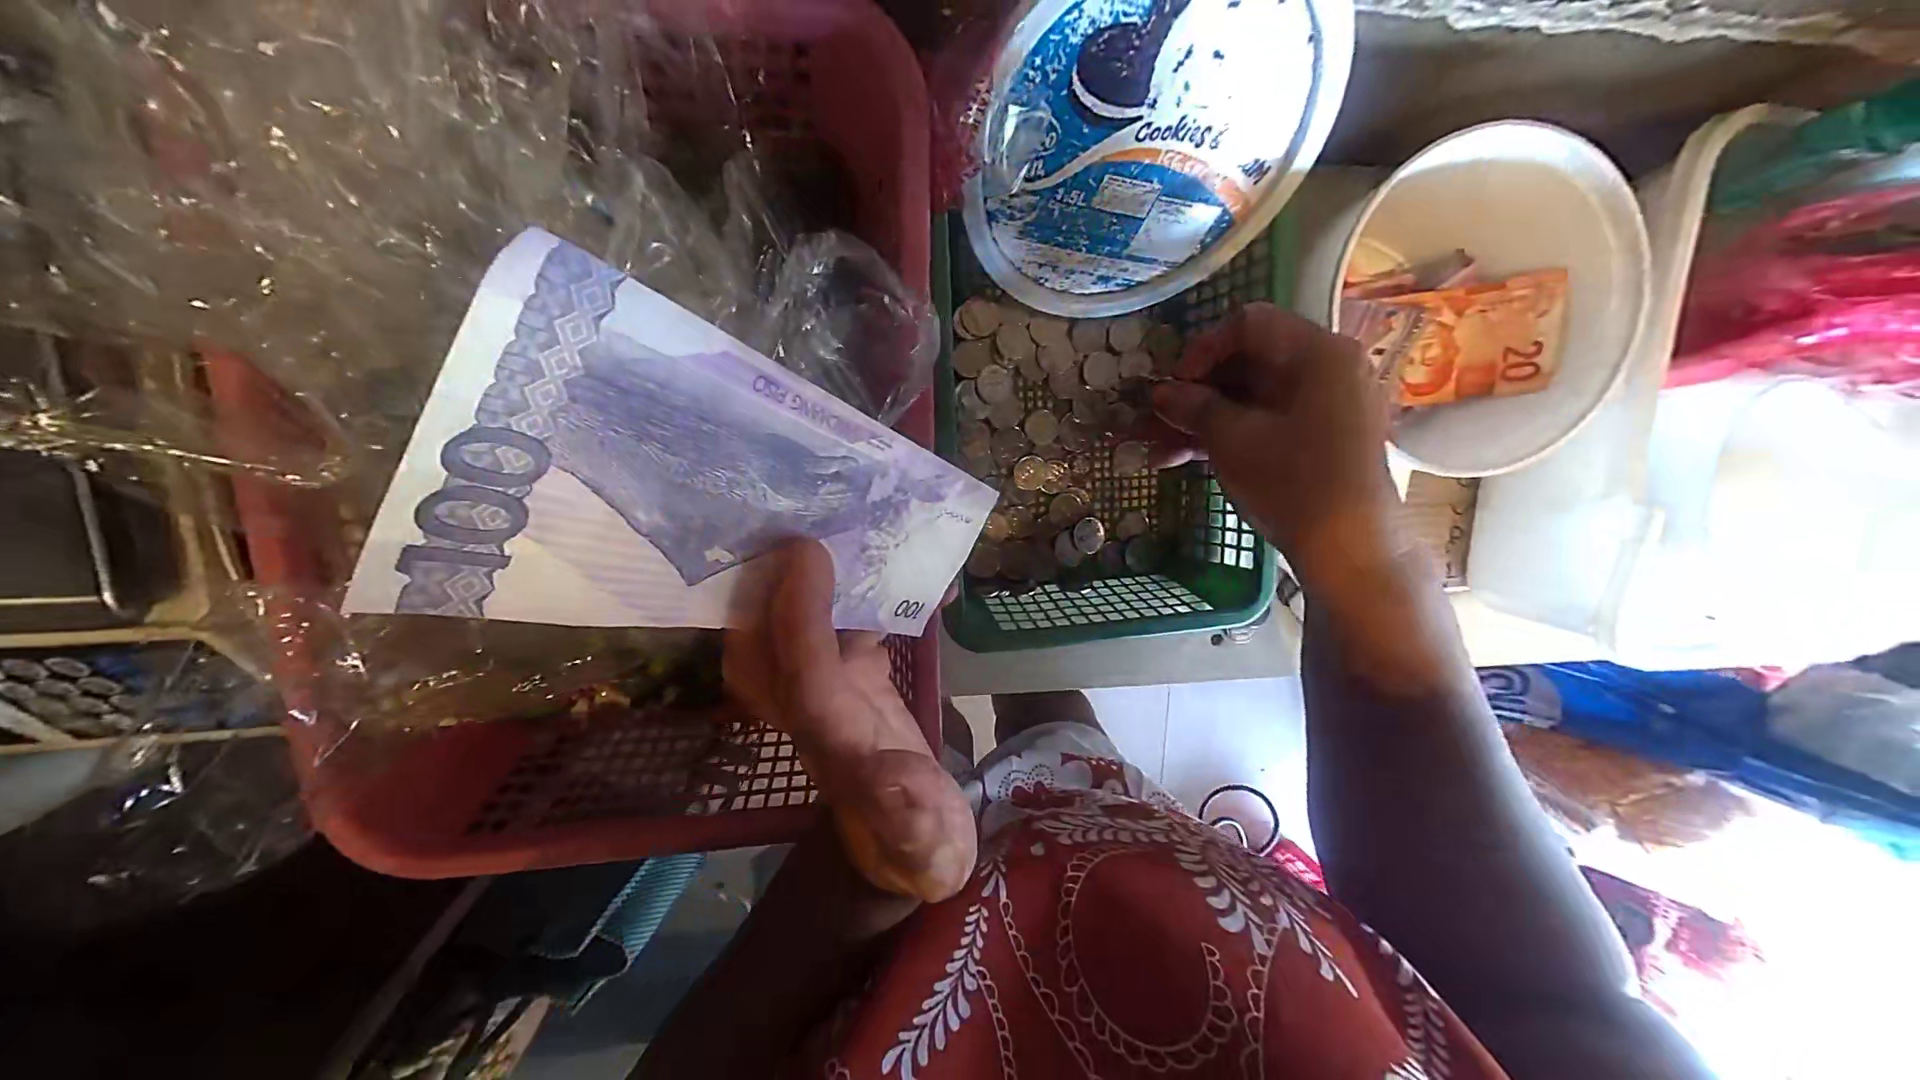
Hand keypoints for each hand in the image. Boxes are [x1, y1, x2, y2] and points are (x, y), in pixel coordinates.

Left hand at [724, 540, 976, 902]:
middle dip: (763, 587)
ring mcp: (830, 695)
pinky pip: (837, 628)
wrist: (914, 851)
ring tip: (825, 523)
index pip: (800, 672)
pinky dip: (848, 593)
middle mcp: (816, 712)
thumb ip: (911, 820)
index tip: (807, 552)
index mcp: (835, 744)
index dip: (798, 613)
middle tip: (788, 519)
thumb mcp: (926, 846)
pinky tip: (879, 561)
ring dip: (796, 582)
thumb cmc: (920, 848)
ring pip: (789, 632)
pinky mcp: (851, 685)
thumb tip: (892, 782)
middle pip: (763, 646)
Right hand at [1150, 303, 1402, 594]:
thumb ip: (1193, 407)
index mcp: (1317, 352)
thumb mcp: (1233, 440)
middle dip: (1194, 392)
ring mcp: (1325, 406)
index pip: (1249, 324)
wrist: (1350, 550)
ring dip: (1201, 420)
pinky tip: (1181, 459)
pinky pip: (1265, 423)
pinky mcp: (1319, 439)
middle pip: (1247, 363)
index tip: (1172, 384)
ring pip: (1251, 399)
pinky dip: (1227, 437)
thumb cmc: (1294, 482)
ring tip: (1155, 448)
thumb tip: (1161, 393)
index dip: (1201, 349)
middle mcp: (1327, 369)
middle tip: (1155, 418)